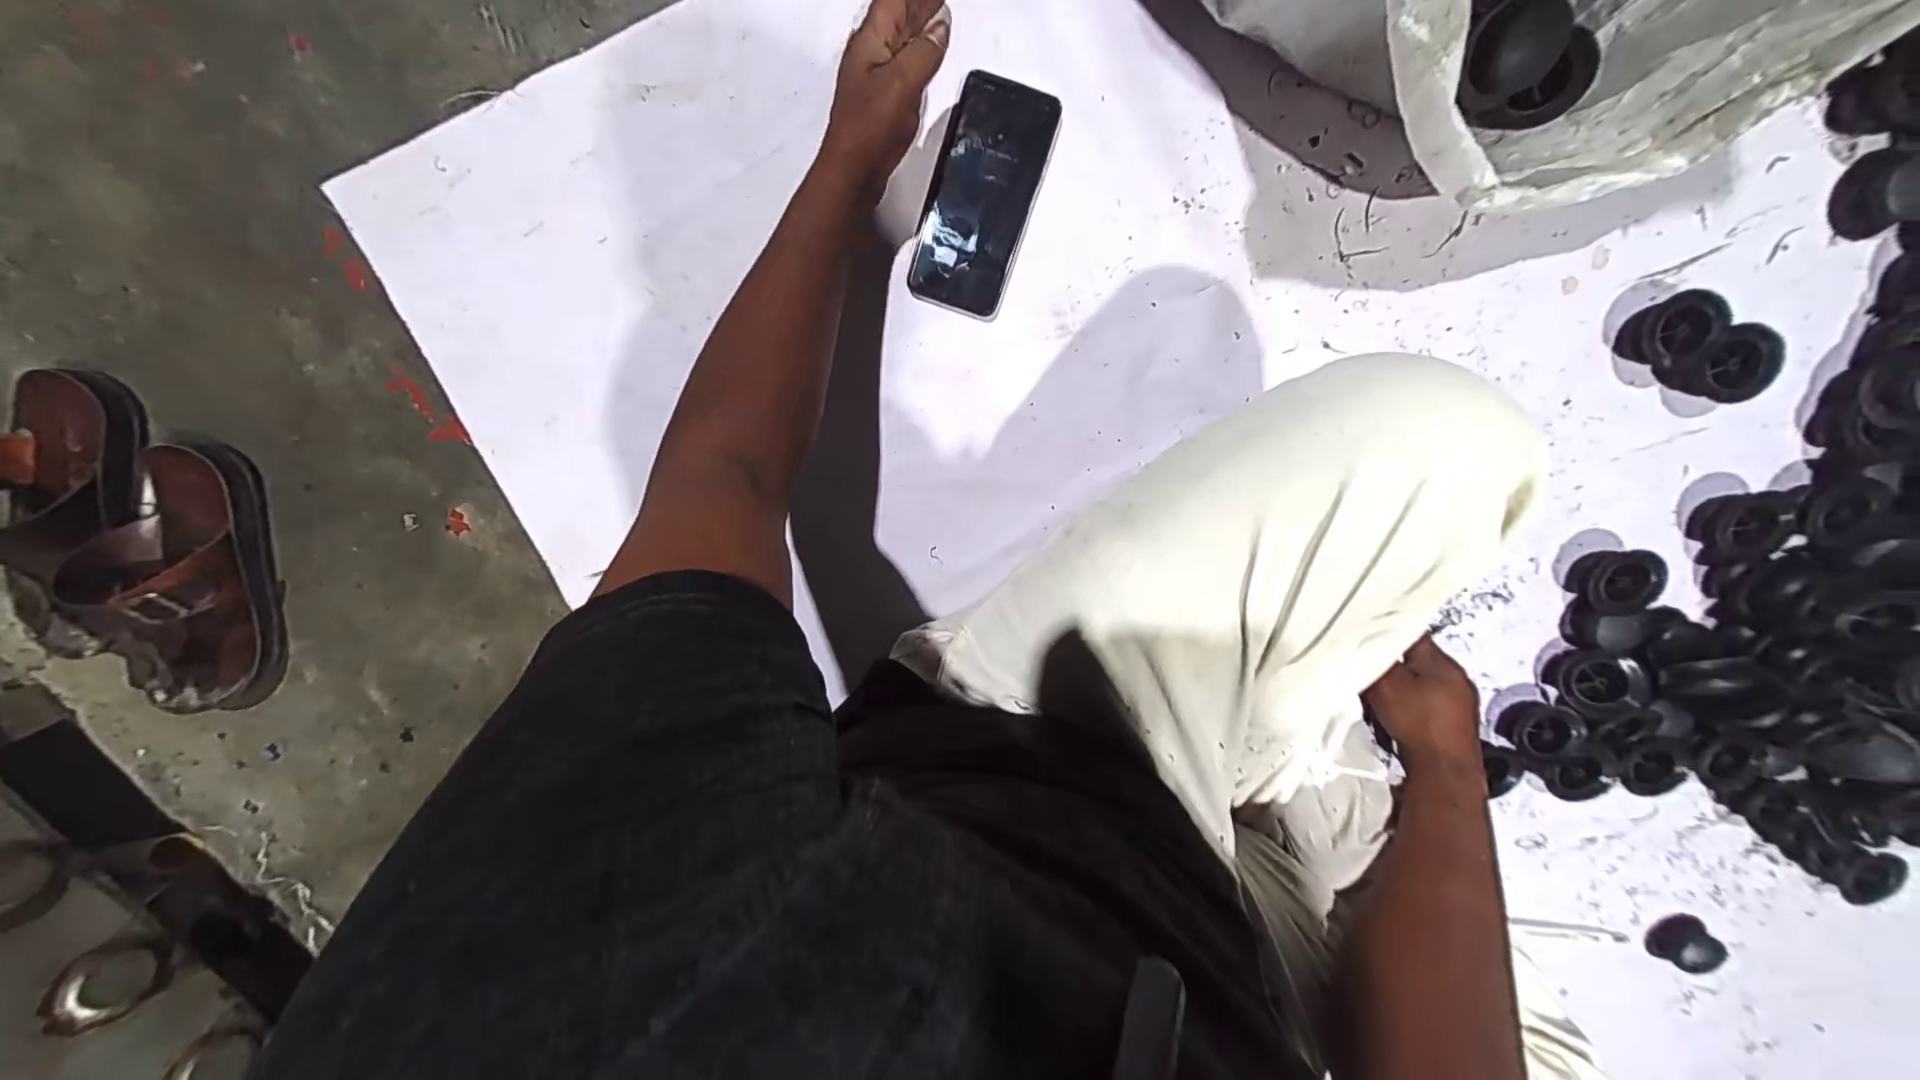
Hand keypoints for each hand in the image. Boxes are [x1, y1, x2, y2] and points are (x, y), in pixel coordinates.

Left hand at [821, 0, 950, 194]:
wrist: (853, 173)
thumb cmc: (867, 131)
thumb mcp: (902, 83)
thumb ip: (923, 52)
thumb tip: (939, 28)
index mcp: (871, 41)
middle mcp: (870, 55)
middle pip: (897, 15)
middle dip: (919, 5)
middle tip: (940, 3)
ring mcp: (875, 79)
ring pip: (900, 41)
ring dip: (919, 27)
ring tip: (938, 18)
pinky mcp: (881, 102)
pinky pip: (902, 67)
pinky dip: (917, 56)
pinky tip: (926, 59)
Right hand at [1362, 637, 1481, 767]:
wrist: (1444, 771)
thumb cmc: (1416, 722)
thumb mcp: (1385, 684)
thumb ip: (1374, 659)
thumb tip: (1362, 639)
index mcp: (1443, 662)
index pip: (1411, 633)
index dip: (1386, 631)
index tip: (1363, 634)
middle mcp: (1457, 678)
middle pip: (1414, 659)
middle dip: (1389, 662)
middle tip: (1366, 669)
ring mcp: (1459, 702)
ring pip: (1418, 681)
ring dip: (1398, 685)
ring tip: (1377, 695)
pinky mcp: (1455, 723)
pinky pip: (1424, 701)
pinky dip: (1408, 703)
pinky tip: (1393, 715)